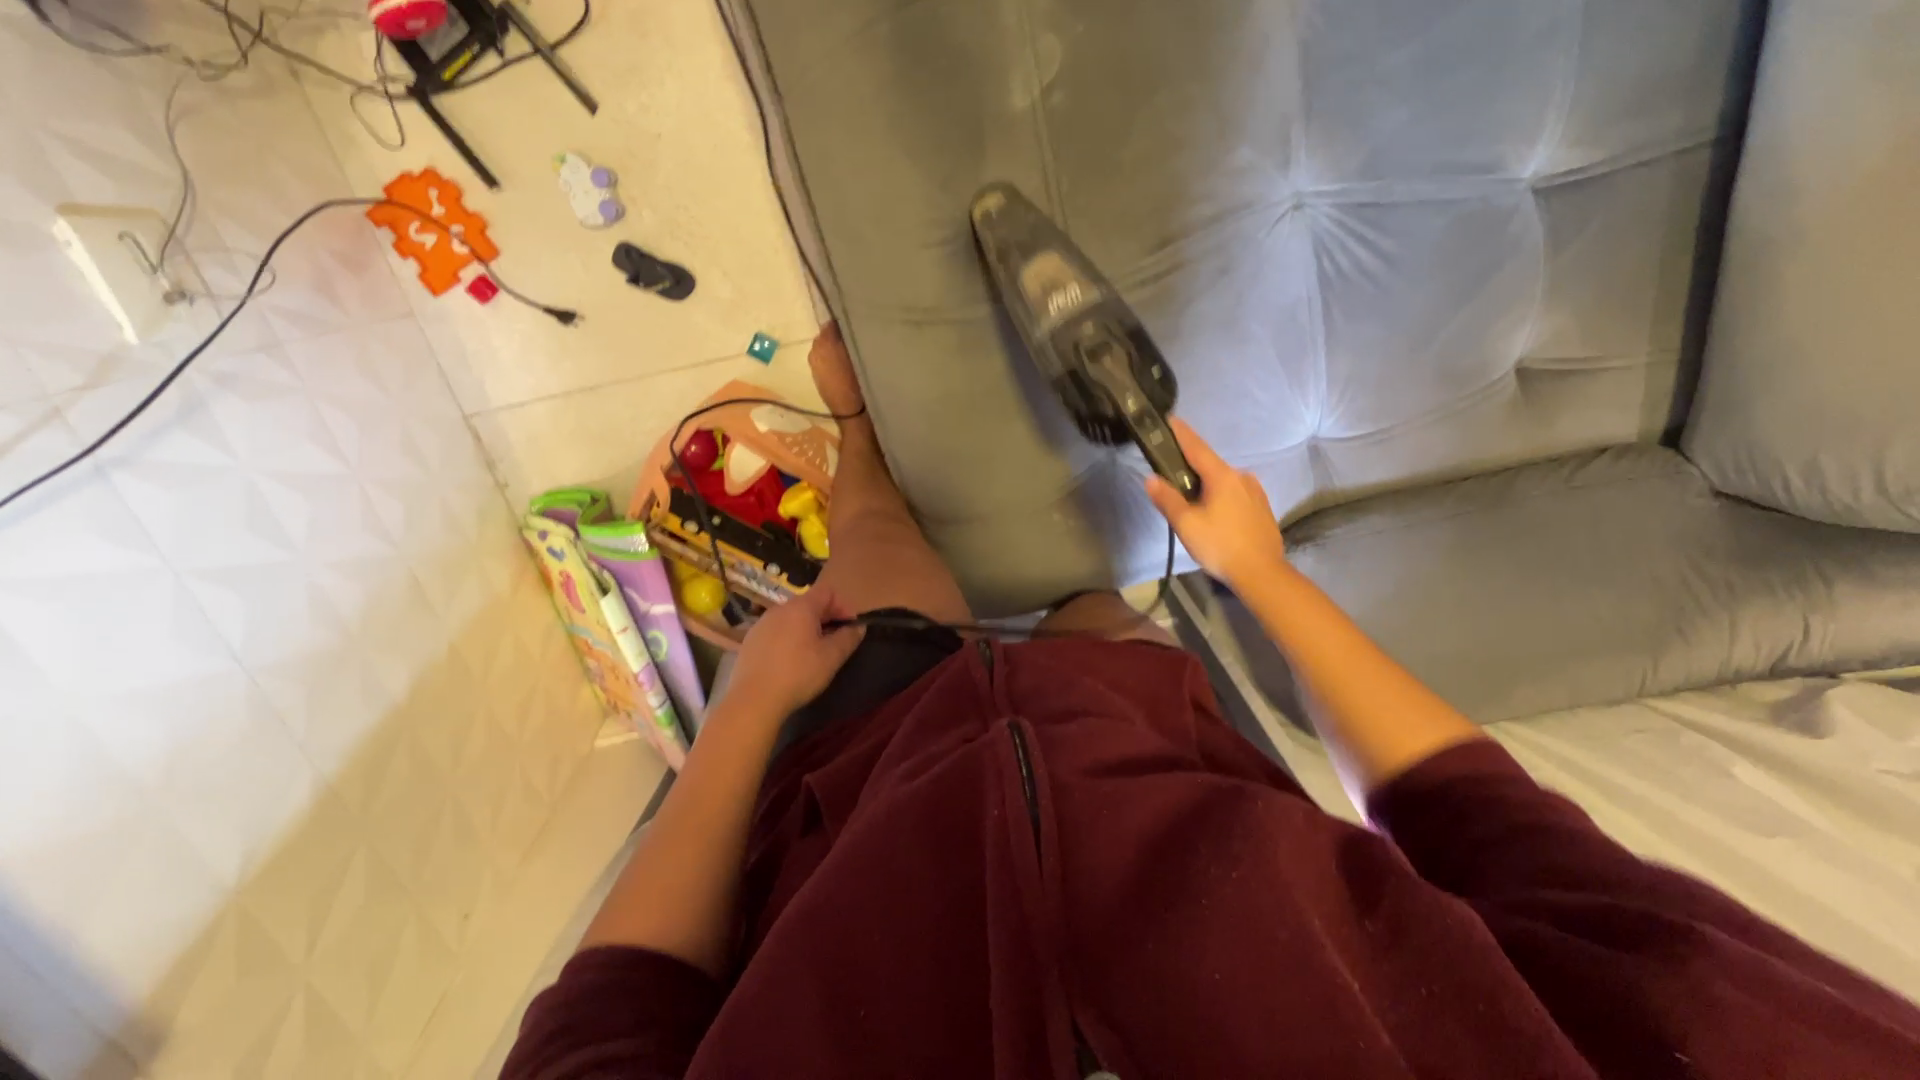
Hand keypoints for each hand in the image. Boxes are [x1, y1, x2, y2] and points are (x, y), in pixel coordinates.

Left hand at [726, 585, 865, 717]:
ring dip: (805, 628)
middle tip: (835, 641)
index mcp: (801, 608)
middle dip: (825, 618)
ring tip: (812, 652)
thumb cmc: (799, 674)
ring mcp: (761, 624)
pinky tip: (789, 660)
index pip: (827, 592)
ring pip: (790, 618)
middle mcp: (779, 609)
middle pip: (808, 603)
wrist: (754, 699)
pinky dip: (788, 638)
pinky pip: (775, 631)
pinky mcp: (750, 640)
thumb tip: (858, 627)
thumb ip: (848, 638)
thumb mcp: (831, 658)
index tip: (850, 627)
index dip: (843, 605)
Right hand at [1144, 418, 1286, 587]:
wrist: (1262, 573)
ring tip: (1193, 505)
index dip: (1181, 433)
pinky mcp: (1262, 507)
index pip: (1196, 447)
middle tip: (1172, 480)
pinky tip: (1216, 516)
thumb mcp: (1186, 524)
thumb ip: (1167, 499)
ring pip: (1223, 482)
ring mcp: (1255, 491)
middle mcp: (1241, 476)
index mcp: (1222, 476)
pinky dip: (1221, 498)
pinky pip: (1235, 494)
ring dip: (1207, 487)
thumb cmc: (1220, 546)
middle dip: (1190, 469)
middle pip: (1209, 466)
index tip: (1169, 419)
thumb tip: (1151, 479)